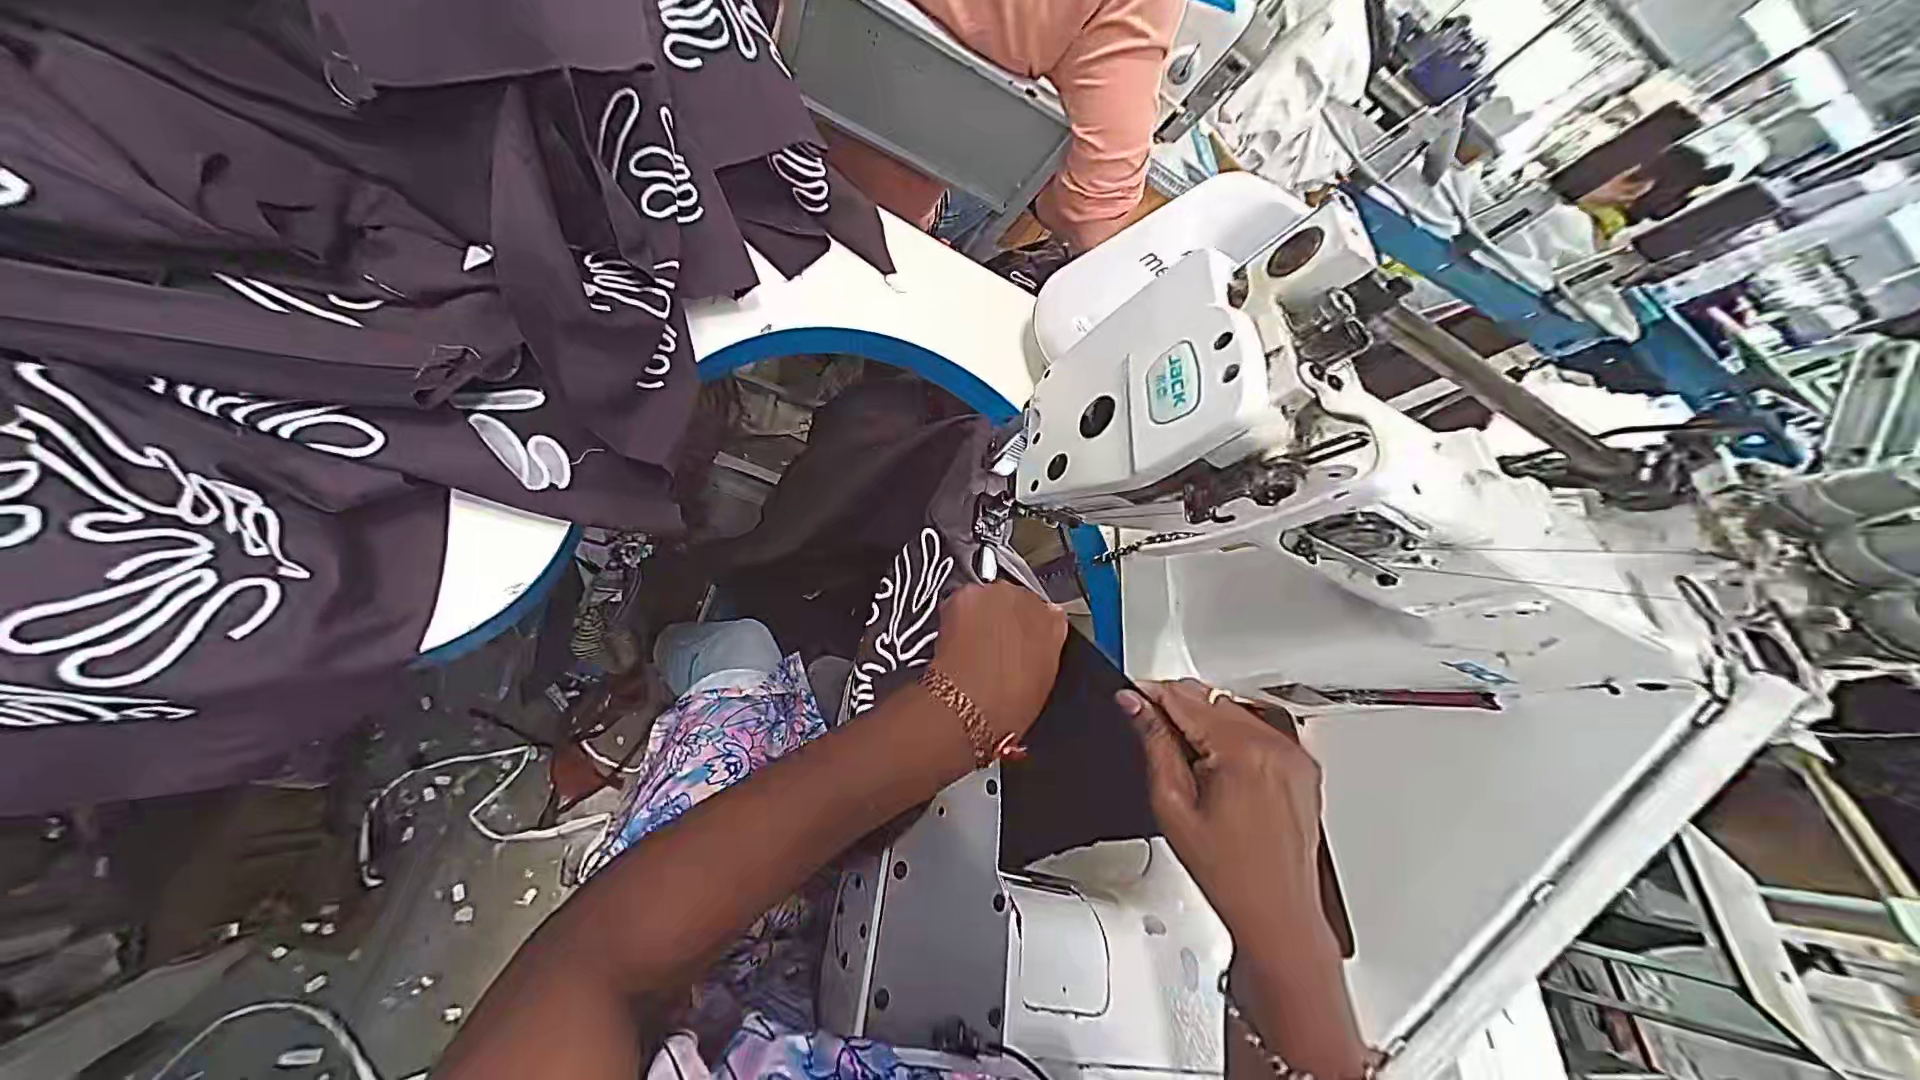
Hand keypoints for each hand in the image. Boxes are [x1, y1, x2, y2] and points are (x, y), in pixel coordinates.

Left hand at [932, 582, 1066, 748]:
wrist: (970, 702)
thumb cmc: (1007, 702)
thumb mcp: (1041, 680)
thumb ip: (1044, 649)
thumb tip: (1036, 641)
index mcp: (1053, 622)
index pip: (1044, 612)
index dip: (1026, 627)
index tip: (1016, 639)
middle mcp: (1029, 600)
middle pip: (1014, 599)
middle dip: (1003, 615)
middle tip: (990, 642)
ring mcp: (997, 594)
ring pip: (987, 597)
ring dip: (980, 612)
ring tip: (970, 642)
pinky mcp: (966, 594)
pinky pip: (961, 600)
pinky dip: (956, 614)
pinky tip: (955, 639)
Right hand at [1119, 680, 1325, 932]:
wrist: (1277, 914)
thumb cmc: (1229, 874)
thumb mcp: (1173, 803)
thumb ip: (1154, 743)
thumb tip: (1136, 705)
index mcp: (1244, 753)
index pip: (1187, 700)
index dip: (1153, 694)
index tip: (1133, 694)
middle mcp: (1276, 747)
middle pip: (1212, 699)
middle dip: (1176, 704)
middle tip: (1147, 718)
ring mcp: (1294, 756)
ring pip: (1234, 709)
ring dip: (1203, 717)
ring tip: (1180, 749)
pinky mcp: (1301, 766)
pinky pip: (1258, 728)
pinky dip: (1231, 732)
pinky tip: (1212, 758)